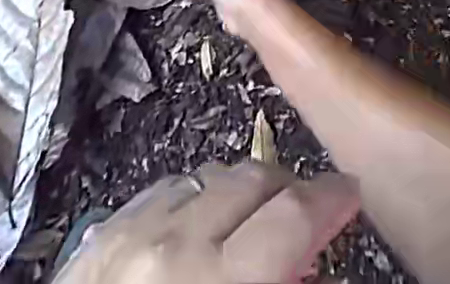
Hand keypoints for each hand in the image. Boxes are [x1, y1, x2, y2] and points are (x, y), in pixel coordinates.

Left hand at [54, 161, 358, 283]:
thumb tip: (313, 272)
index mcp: (217, 282)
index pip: (292, 214)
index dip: (331, 198)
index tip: (350, 195)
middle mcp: (174, 242)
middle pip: (254, 178)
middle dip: (291, 188)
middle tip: (307, 214)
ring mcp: (131, 232)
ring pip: (211, 176)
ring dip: (242, 192)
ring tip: (254, 223)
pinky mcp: (99, 237)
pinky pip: (166, 190)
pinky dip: (196, 198)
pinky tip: (201, 226)